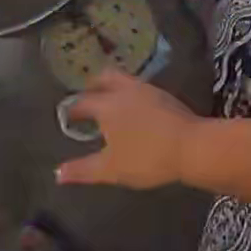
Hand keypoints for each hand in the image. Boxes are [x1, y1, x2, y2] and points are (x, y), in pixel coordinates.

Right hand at [56, 71, 202, 188]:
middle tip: (88, 96)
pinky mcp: (167, 96)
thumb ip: (82, 170)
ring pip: (126, 80)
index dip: (73, 109)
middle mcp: (127, 90)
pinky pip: (142, 89)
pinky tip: (135, 110)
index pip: (83, 101)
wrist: (193, 146)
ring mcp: (150, 90)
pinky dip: (131, 94)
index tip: (68, 116)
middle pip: (106, 77)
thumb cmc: (147, 157)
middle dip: (94, 85)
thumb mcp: (110, 169)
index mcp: (108, 104)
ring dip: (114, 87)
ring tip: (110, 103)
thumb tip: (57, 173)